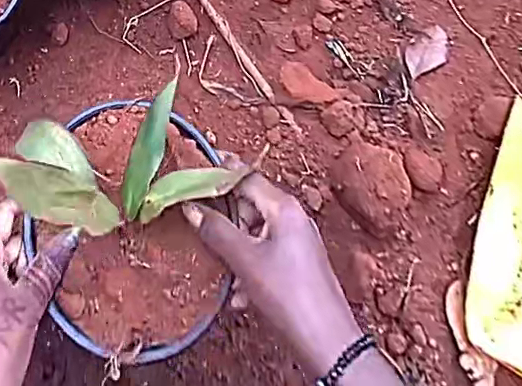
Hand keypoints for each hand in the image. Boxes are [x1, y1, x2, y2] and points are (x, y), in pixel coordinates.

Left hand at [0, 201, 80, 385]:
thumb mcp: (30, 299)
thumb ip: (49, 266)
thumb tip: (71, 234)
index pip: (2, 216)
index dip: (22, 202)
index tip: (43, 191)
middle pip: (8, 239)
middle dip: (33, 235)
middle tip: (60, 226)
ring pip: (10, 262)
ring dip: (30, 259)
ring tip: (57, 255)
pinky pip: (8, 282)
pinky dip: (25, 278)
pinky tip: (43, 284)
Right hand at [183, 170, 392, 381]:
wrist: (330, 347)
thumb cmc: (289, 296)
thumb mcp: (245, 261)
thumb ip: (216, 230)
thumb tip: (191, 208)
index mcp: (284, 206)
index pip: (245, 176)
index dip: (219, 175)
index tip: (194, 178)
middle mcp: (293, 216)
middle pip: (249, 204)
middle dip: (226, 220)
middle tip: (205, 234)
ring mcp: (298, 239)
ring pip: (256, 230)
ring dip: (236, 248)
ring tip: (225, 273)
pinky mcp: (299, 263)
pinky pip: (267, 251)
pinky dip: (250, 264)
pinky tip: (241, 292)